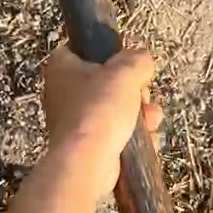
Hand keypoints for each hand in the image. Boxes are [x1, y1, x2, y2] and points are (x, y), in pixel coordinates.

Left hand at [40, 42, 161, 193]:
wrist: (88, 162)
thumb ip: (137, 60)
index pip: (83, 51)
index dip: (109, 56)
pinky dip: (135, 137)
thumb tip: (143, 62)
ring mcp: (77, 123)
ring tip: (150, 122)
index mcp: (62, 68)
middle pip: (109, 84)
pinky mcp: (89, 146)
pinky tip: (147, 140)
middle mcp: (64, 94)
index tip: (128, 65)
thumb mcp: (124, 72)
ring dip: (141, 116)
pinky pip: (118, 135)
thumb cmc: (99, 110)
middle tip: (143, 98)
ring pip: (118, 111)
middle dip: (136, 92)